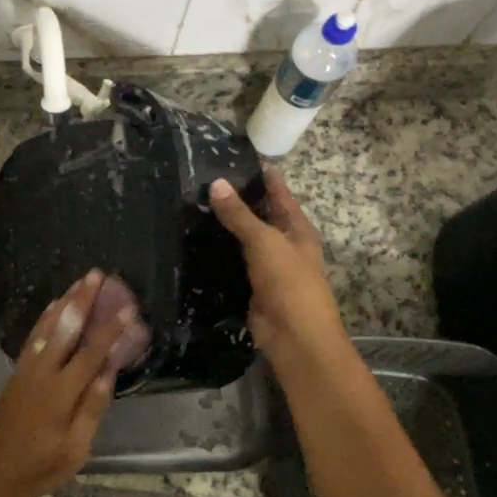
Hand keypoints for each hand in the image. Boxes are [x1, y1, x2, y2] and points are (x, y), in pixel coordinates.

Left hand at [0, 271, 133, 496]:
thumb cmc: (42, 467)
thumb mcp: (76, 448)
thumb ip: (91, 409)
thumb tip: (108, 373)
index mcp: (60, 394)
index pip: (90, 354)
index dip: (109, 330)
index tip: (127, 307)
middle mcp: (41, 375)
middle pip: (65, 329)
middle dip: (81, 300)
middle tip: (96, 275)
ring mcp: (25, 372)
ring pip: (46, 329)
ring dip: (63, 303)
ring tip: (77, 282)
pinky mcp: (17, 374)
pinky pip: (33, 339)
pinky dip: (45, 320)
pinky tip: (53, 308)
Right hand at [209, 168, 348, 367]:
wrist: (294, 336)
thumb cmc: (289, 283)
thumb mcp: (264, 242)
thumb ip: (239, 215)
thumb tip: (216, 183)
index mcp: (299, 231)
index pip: (282, 195)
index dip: (267, 178)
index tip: (246, 160)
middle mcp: (286, 247)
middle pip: (264, 218)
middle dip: (243, 202)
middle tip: (210, 182)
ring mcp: (270, 270)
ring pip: (246, 242)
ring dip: (228, 230)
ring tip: (197, 209)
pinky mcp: (253, 289)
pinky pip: (235, 266)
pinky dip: (220, 256)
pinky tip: (199, 247)